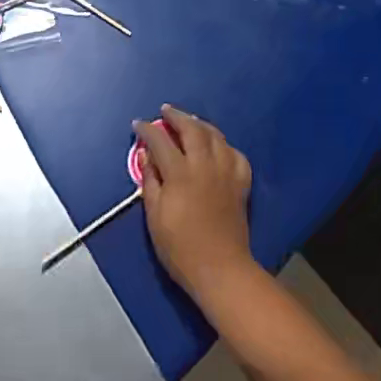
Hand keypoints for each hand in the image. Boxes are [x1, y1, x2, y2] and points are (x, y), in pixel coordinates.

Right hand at [137, 106, 254, 293]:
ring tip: (190, 122)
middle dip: (177, 116)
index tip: (138, 124)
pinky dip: (223, 145)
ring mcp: (226, 170)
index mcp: (180, 173)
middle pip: (191, 129)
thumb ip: (150, 182)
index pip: (160, 141)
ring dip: (200, 124)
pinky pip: (234, 152)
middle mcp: (204, 164)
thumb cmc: (180, 248)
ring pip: (215, 135)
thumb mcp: (154, 217)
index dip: (147, 130)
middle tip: (166, 111)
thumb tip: (146, 155)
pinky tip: (217, 147)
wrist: (220, 268)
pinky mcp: (241, 181)